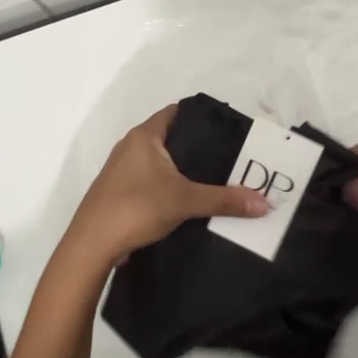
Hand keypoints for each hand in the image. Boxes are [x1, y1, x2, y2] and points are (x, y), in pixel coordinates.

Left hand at [65, 105, 268, 264]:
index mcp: (144, 136)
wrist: (92, 244)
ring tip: (216, 179)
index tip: (228, 130)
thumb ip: (224, 200)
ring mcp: (122, 170)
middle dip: (197, 147)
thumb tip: (264, 203)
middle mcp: (130, 146)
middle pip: (170, 138)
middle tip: (230, 158)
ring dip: (183, 169)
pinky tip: (190, 200)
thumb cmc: (136, 208)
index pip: (176, 113)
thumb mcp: (185, 201)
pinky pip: (151, 180)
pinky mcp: (120, 191)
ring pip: (160, 162)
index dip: (201, 118)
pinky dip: (170, 185)